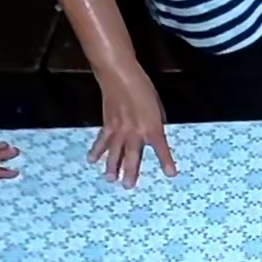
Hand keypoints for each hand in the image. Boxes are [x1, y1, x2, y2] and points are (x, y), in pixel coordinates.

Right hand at [92, 63, 175, 188]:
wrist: (118, 74)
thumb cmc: (142, 88)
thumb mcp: (157, 106)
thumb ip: (156, 124)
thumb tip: (154, 135)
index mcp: (151, 127)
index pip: (161, 148)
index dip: (166, 161)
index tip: (170, 174)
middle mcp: (135, 132)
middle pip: (132, 156)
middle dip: (130, 171)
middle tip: (127, 187)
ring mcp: (119, 130)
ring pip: (114, 152)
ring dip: (111, 166)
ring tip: (109, 179)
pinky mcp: (107, 124)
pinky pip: (102, 141)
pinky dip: (96, 151)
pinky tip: (91, 160)